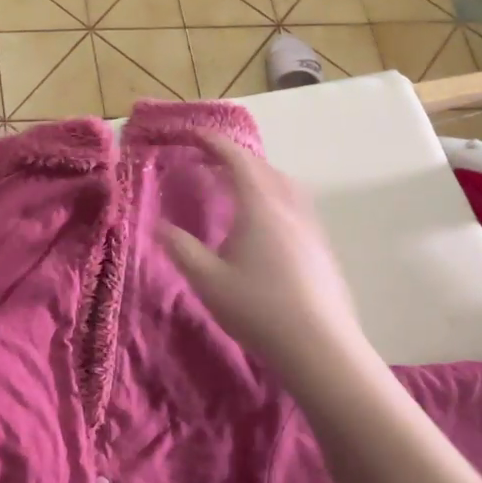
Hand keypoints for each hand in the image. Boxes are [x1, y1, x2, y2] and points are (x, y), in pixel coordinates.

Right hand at [157, 134, 373, 380]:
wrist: (320, 348)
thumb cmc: (258, 309)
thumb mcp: (206, 279)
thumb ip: (180, 247)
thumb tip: (159, 224)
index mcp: (260, 207)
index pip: (237, 160)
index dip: (213, 142)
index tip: (191, 134)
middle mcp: (290, 209)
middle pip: (264, 168)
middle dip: (234, 157)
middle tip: (207, 160)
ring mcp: (311, 228)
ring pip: (285, 185)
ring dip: (258, 175)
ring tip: (236, 185)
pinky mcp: (322, 249)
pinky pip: (296, 205)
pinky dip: (274, 196)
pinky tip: (264, 222)